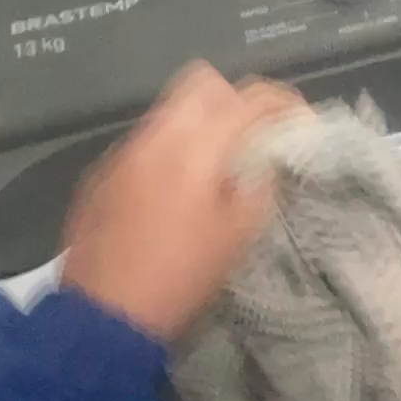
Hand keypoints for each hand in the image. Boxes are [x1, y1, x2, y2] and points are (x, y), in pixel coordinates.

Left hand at [61, 62, 303, 339]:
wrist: (101, 318)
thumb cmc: (180, 276)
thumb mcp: (238, 235)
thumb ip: (261, 183)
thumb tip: (268, 159)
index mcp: (198, 147)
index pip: (250, 97)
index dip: (283, 102)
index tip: (299, 122)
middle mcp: (157, 135)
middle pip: (203, 82)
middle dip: (236, 99)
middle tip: (252, 135)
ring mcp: (124, 151)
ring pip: (171, 110)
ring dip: (201, 122)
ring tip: (216, 162)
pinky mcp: (102, 173)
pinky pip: (146, 140)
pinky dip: (171, 148)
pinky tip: (175, 189)